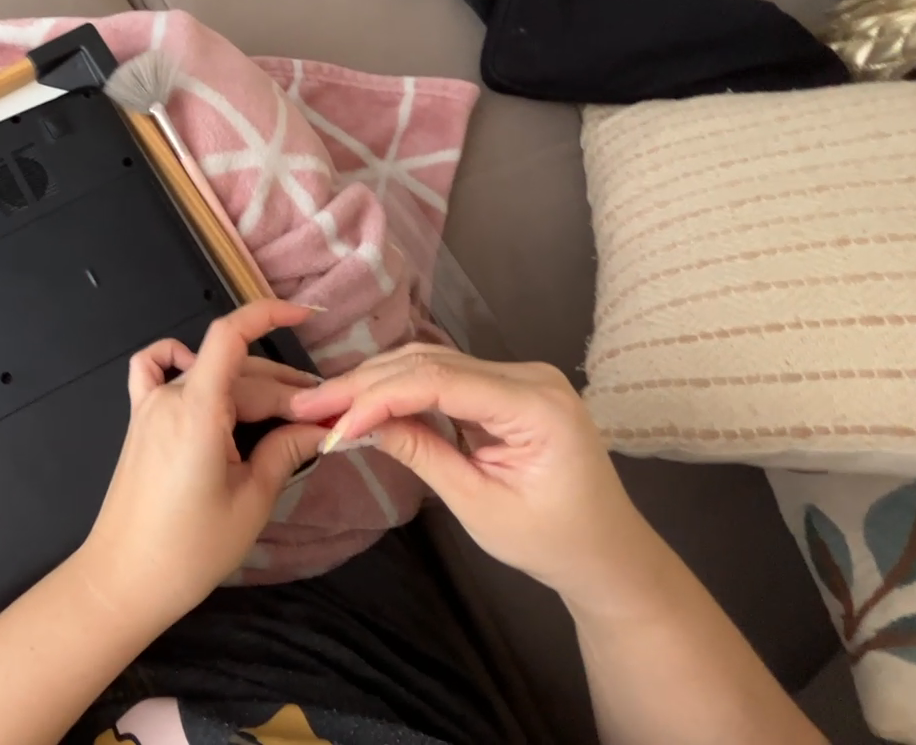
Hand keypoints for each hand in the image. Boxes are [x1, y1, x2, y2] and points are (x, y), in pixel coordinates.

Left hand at [71, 301, 328, 628]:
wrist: (125, 576)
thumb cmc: (191, 548)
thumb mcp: (252, 501)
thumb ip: (286, 451)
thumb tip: (324, 426)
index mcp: (198, 410)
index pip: (230, 336)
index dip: (268, 314)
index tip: (307, 315)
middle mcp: (170, 395)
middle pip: (236, 371)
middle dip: (284, 388)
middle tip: (326, 416)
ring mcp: (149, 404)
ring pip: (209, 373)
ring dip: (250, 386)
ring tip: (288, 413)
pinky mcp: (139, 418)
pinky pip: (153, 369)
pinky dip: (179, 360)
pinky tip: (204, 376)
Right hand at [287, 345, 657, 610]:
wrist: (608, 555)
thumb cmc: (551, 541)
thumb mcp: (479, 506)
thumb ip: (420, 453)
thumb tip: (357, 423)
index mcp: (536, 405)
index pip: (437, 381)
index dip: (377, 397)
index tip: (332, 422)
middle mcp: (527, 374)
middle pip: (426, 363)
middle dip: (362, 384)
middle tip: (308, 403)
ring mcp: (516, 375)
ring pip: (426, 361)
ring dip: (372, 380)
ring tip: (325, 400)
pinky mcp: (501, 385)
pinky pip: (439, 374)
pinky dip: (395, 386)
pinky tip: (361, 398)